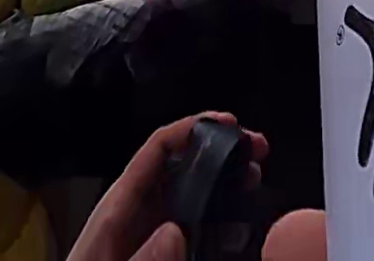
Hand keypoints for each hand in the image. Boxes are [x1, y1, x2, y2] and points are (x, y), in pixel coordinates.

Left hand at [69, 113, 269, 260]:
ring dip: (224, 186)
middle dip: (219, 153)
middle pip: (180, 166)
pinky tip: (238, 234)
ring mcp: (148, 241)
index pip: (157, 150)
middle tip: (255, 152)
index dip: (193, 128)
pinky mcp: (159, 259)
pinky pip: (192, 234)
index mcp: (118, 210)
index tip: (230, 125)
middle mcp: (135, 217)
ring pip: (190, 198)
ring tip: (253, 184)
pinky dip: (217, 226)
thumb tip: (175, 231)